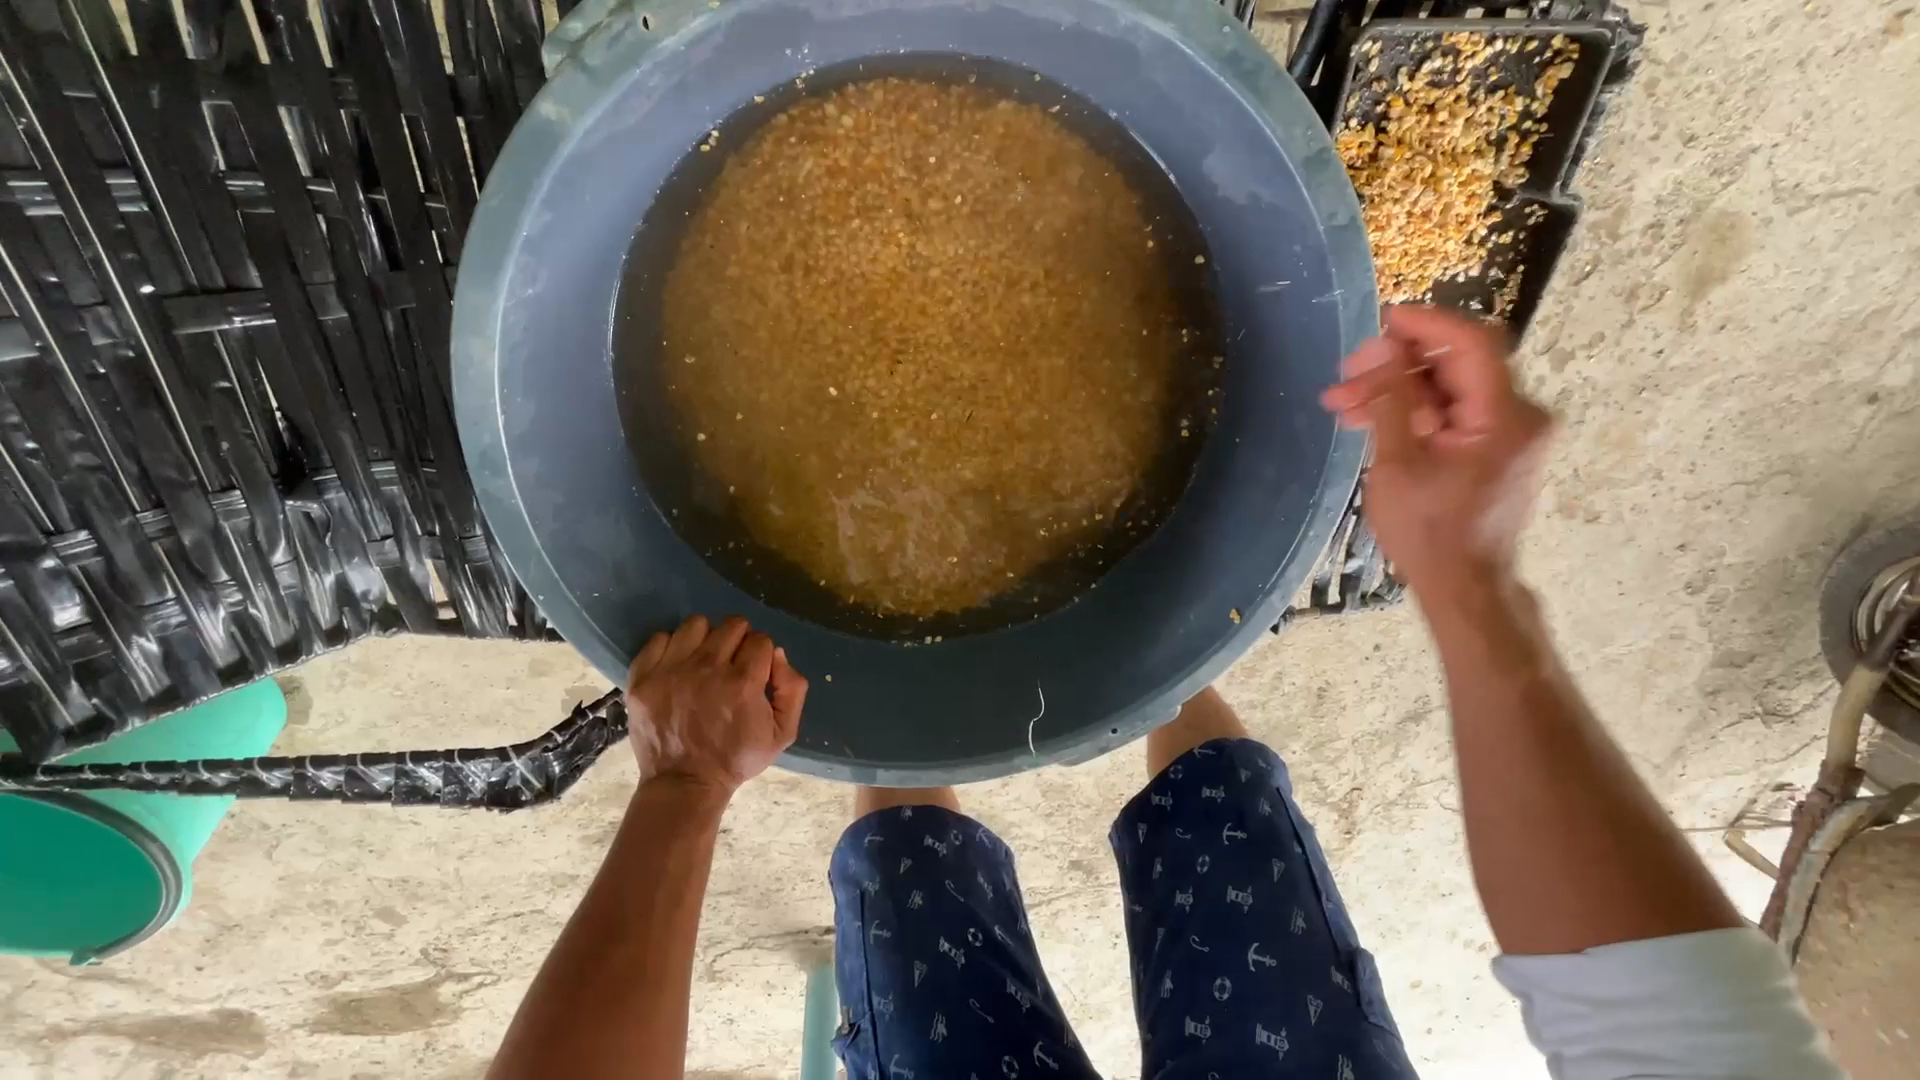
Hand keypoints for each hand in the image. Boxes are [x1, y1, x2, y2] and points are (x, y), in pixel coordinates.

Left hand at [625, 615, 808, 793]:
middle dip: (739, 641)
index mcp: (744, 682)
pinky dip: (672, 647)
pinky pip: (659, 638)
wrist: (684, 783)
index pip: (761, 639)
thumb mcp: (783, 733)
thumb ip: (793, 688)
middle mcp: (708, 669)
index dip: (762, 654)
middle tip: (732, 664)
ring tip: (704, 661)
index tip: (756, 670)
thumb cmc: (736, 758)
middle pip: (732, 625)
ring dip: (706, 638)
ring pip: (697, 625)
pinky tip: (678, 666)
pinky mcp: (643, 678)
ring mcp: (671, 671)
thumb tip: (778, 654)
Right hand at [1319, 305, 1552, 600]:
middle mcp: (1518, 415)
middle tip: (1343, 376)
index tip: (1380, 321)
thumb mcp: (1398, 465)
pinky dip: (1410, 412)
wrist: (1464, 587)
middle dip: (1395, 365)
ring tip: (1340, 404)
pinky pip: (1450, 413)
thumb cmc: (1430, 533)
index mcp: (1504, 416)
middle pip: (1455, 365)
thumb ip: (1391, 400)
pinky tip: (1368, 420)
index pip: (1471, 343)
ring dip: (1394, 391)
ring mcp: (1507, 432)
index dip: (1425, 324)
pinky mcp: (1492, 448)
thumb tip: (1380, 351)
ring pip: (1446, 389)